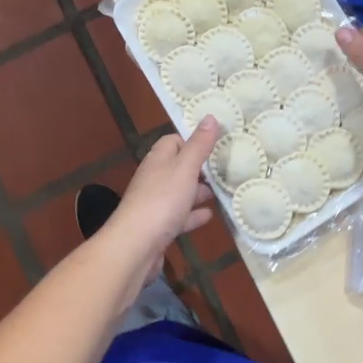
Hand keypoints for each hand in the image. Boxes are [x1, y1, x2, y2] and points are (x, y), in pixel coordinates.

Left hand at [104, 118, 220, 259]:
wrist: (136, 246)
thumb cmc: (162, 200)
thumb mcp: (184, 168)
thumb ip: (199, 145)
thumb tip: (210, 116)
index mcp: (158, 160)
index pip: (173, 141)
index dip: (192, 140)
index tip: (216, 143)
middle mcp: (154, 178)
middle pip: (178, 167)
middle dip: (200, 168)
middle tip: (226, 169)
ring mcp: (155, 204)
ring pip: (180, 192)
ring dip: (199, 191)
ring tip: (222, 191)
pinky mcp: (159, 227)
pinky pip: (180, 216)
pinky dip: (193, 214)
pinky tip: (209, 215)